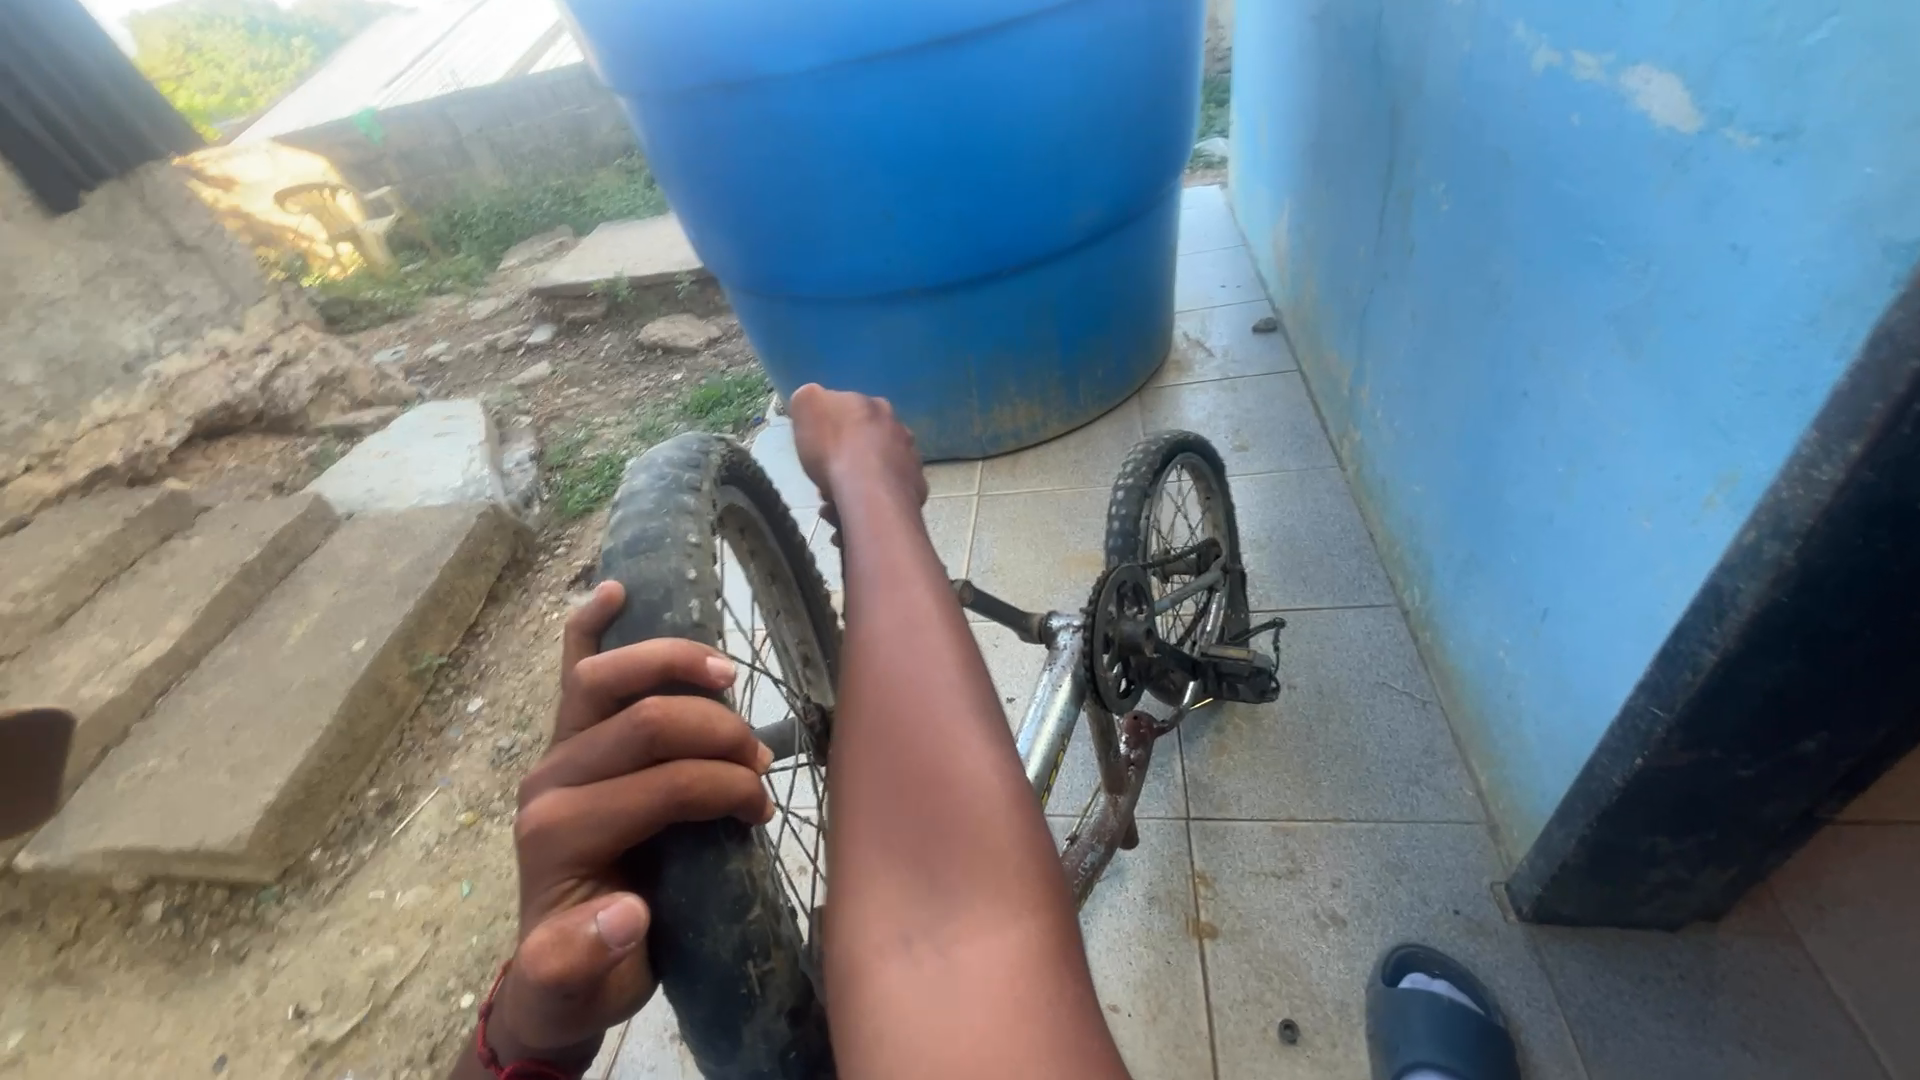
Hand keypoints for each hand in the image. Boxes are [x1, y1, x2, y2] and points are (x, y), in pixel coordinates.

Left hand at [491, 582, 773, 1059]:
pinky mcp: (565, 735)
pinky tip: (617, 591)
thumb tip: (627, 913)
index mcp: (560, 833)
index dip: (723, 787)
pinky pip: (573, 667)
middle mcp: (549, 778)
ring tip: (728, 677)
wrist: (559, 966)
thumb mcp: (582, 992)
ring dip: (679, 666)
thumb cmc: (586, 972)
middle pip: (644, 721)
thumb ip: (582, 962)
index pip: (660, 784)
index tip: (762, 811)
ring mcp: (554, 748)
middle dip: (718, 733)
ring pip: (608, 676)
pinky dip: (591, 625)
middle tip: (760, 761)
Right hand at [788, 384, 926, 511]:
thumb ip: (810, 399)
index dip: (831, 432)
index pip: (851, 412)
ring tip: (836, 505)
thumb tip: (814, 400)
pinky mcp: (916, 491)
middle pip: (867, 445)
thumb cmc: (833, 449)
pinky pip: (887, 498)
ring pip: (878, 473)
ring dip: (857, 485)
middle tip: (827, 480)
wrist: (869, 493)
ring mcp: (912, 460)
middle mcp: (899, 429)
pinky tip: (853, 517)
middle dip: (846, 462)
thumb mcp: (806, 406)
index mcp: (874, 406)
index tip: (818, 451)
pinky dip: (871, 506)